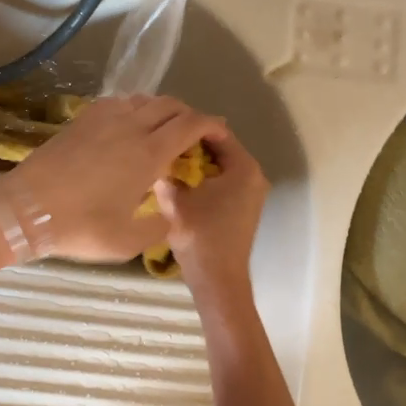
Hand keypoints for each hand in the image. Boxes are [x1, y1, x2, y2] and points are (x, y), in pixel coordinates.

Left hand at [0, 95, 225, 264]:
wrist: (24, 208)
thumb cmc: (79, 227)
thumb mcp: (127, 241)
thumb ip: (157, 227)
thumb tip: (169, 216)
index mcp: (147, 153)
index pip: (190, 124)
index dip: (211, 125)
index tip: (219, 135)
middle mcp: (129, 127)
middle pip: (170, 105)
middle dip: (188, 115)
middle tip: (192, 136)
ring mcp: (102, 119)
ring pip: (142, 100)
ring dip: (160, 110)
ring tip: (162, 132)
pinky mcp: (80, 120)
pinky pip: (117, 102)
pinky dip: (133, 108)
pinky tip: (129, 128)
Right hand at [153, 131, 269, 292]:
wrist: (218, 280)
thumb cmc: (199, 236)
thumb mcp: (173, 199)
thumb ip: (164, 170)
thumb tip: (151, 150)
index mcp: (243, 168)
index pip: (216, 131)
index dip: (189, 126)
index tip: (164, 126)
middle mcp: (254, 175)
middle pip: (220, 147)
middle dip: (191, 143)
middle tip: (161, 141)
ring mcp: (251, 192)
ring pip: (220, 164)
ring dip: (195, 160)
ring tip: (165, 158)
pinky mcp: (243, 207)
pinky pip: (222, 180)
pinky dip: (203, 176)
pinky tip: (179, 180)